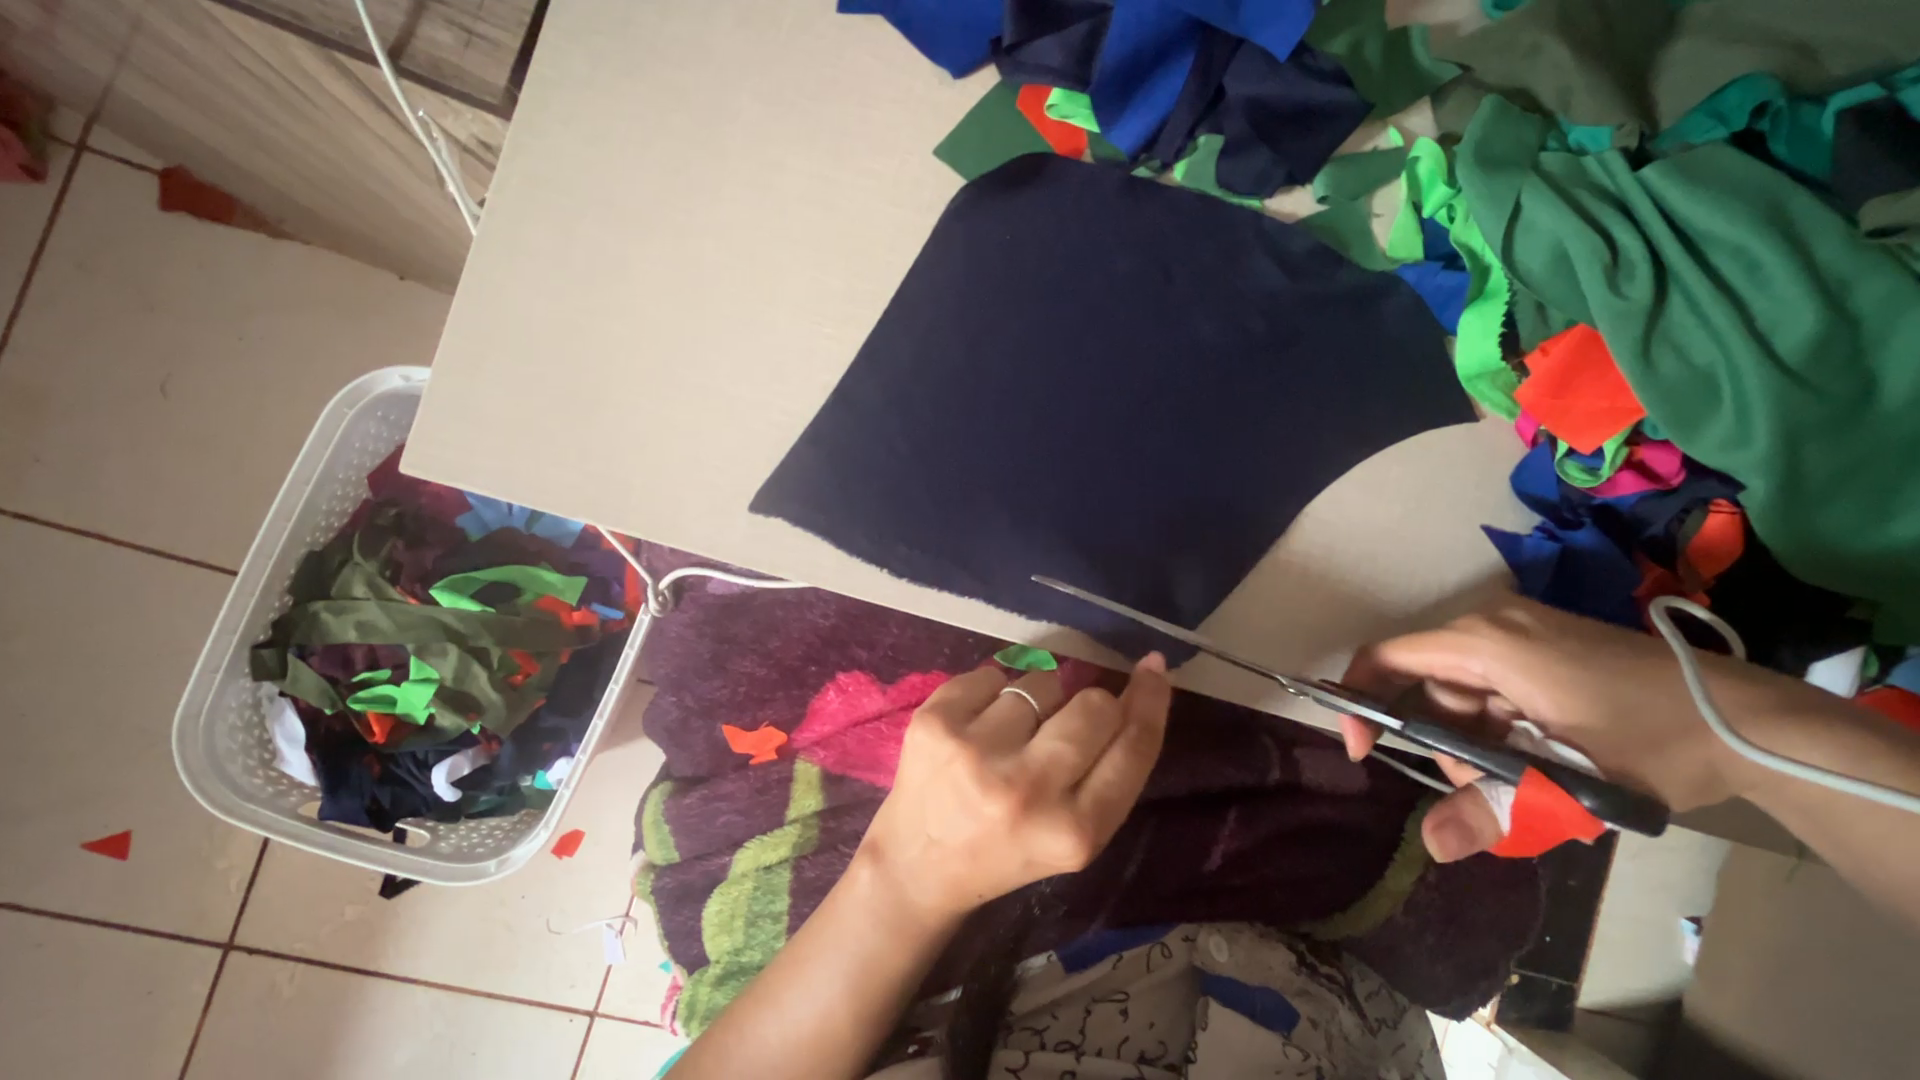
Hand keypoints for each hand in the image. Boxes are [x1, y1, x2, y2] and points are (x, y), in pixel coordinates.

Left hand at [854, 655, 1172, 927]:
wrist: (918, 868)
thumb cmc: (1008, 852)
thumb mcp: (1076, 836)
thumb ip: (1111, 771)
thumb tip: (1144, 679)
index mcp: (1075, 832)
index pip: (1134, 745)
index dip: (1151, 700)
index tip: (1153, 669)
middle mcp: (1027, 790)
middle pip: (1094, 705)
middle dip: (1091, 704)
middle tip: (1068, 724)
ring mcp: (975, 753)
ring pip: (1042, 683)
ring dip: (1039, 700)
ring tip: (1014, 737)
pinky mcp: (934, 723)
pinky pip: (992, 673)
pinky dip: (994, 692)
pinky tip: (979, 727)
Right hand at [1338, 596, 1860, 861]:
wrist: (1756, 724)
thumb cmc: (1655, 742)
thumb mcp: (1570, 786)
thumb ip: (1492, 812)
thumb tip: (1431, 847)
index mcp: (1484, 641)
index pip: (1386, 658)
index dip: (1360, 702)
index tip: (1363, 753)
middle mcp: (1492, 625)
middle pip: (1428, 687)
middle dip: (1447, 743)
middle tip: (1491, 788)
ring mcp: (1523, 633)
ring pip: (1463, 694)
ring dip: (1480, 743)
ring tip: (1536, 779)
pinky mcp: (1546, 648)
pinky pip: (1494, 688)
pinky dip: (1504, 729)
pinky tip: (1546, 756)